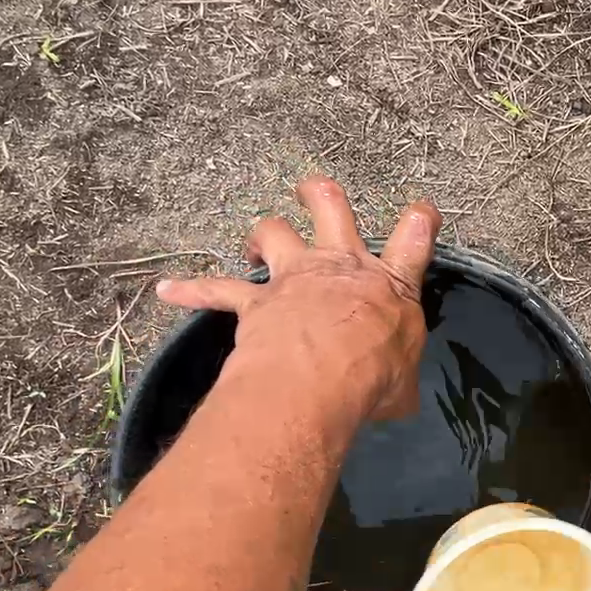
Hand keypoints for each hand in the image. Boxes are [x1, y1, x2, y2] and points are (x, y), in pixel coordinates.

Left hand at [156, 175, 442, 421]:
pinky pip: (216, 291)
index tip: (422, 213)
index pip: (416, 238)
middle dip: (321, 195)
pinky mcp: (257, 301)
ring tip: (255, 249)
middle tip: (314, 195)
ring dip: (262, 235)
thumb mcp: (404, 375)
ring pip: (273, 231)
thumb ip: (399, 370)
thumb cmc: (376, 377)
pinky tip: (168, 290)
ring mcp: (296, 277)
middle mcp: (343, 266)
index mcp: (391, 284)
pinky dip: (191, 290)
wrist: (319, 381)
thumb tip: (398, 395)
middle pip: (332, 207)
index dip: (422, 220)